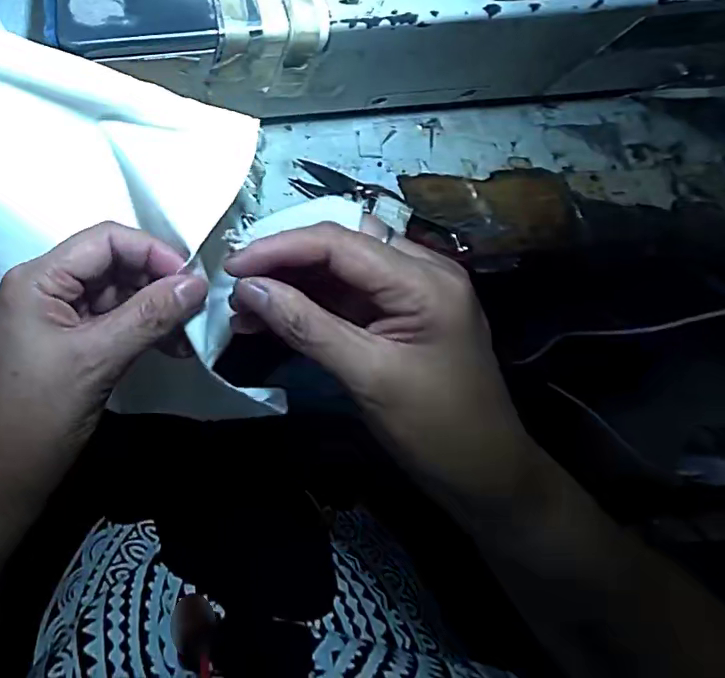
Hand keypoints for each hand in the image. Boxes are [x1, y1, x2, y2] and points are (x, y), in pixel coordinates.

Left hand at [0, 222, 207, 529]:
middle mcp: (46, 286)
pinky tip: (172, 347)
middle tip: (196, 308)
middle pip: (113, 262)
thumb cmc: (38, 416)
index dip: (151, 251)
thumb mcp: (97, 360)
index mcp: (38, 278)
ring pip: (118, 292)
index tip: (190, 279)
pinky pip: (114, 319)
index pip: (105, 239)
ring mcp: (57, 314)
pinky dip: (144, 328)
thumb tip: (198, 283)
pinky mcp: (70, 341)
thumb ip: (149, 315)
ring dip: (155, 307)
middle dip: (156, 281)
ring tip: (189, 334)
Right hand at [225, 223, 535, 512]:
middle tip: (236, 283)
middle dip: (283, 261)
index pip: (340, 242)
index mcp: (424, 279)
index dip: (281, 248)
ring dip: (290, 283)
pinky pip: (344, 295)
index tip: (233, 266)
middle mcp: (419, 270)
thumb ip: (307, 326)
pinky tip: (270, 317)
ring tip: (243, 307)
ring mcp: (409, 291)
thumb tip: (247, 289)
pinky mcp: (397, 313)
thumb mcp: (368, 378)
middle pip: (338, 245)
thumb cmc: (439, 432)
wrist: (490, 482)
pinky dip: (306, 303)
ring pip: (336, 268)